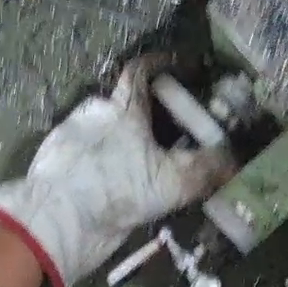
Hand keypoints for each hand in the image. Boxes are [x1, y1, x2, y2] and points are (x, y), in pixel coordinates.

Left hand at [0, 63, 230, 286]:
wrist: (56, 221)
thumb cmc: (117, 189)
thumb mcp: (171, 183)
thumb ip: (205, 171)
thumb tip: (235, 165)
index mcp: (123, 107)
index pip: (142, 71)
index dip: (161, 65)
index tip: (178, 67)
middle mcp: (93, 113)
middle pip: (122, 104)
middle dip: (143, 117)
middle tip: (164, 138)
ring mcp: (68, 137)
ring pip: (101, 132)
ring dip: (118, 144)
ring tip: (137, 167)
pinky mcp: (52, 164)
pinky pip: (82, 156)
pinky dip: (98, 165)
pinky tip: (109, 186)